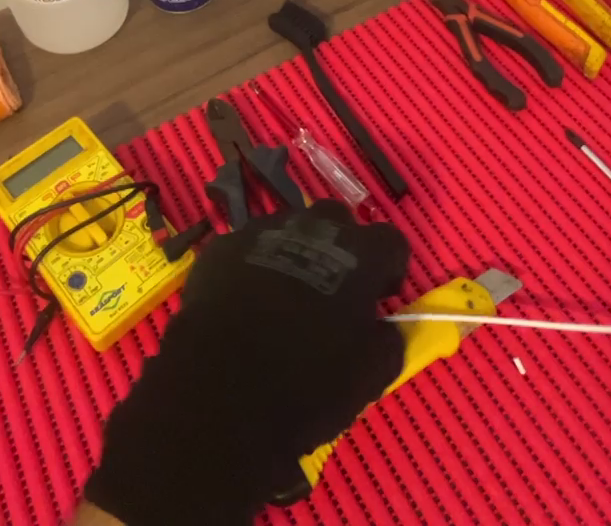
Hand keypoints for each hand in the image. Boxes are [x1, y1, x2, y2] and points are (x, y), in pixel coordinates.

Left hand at [83, 202, 408, 525]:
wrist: (220, 390)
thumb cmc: (307, 383)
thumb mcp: (370, 375)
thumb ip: (386, 340)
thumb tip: (383, 327)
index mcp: (360, 254)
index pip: (391, 241)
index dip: (388, 269)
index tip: (378, 298)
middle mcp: (313, 228)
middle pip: (336, 220)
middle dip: (340, 247)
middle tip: (331, 291)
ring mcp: (262, 232)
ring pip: (288, 229)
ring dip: (293, 253)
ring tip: (282, 298)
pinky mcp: (221, 249)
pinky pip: (245, 249)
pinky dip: (251, 268)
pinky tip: (242, 304)